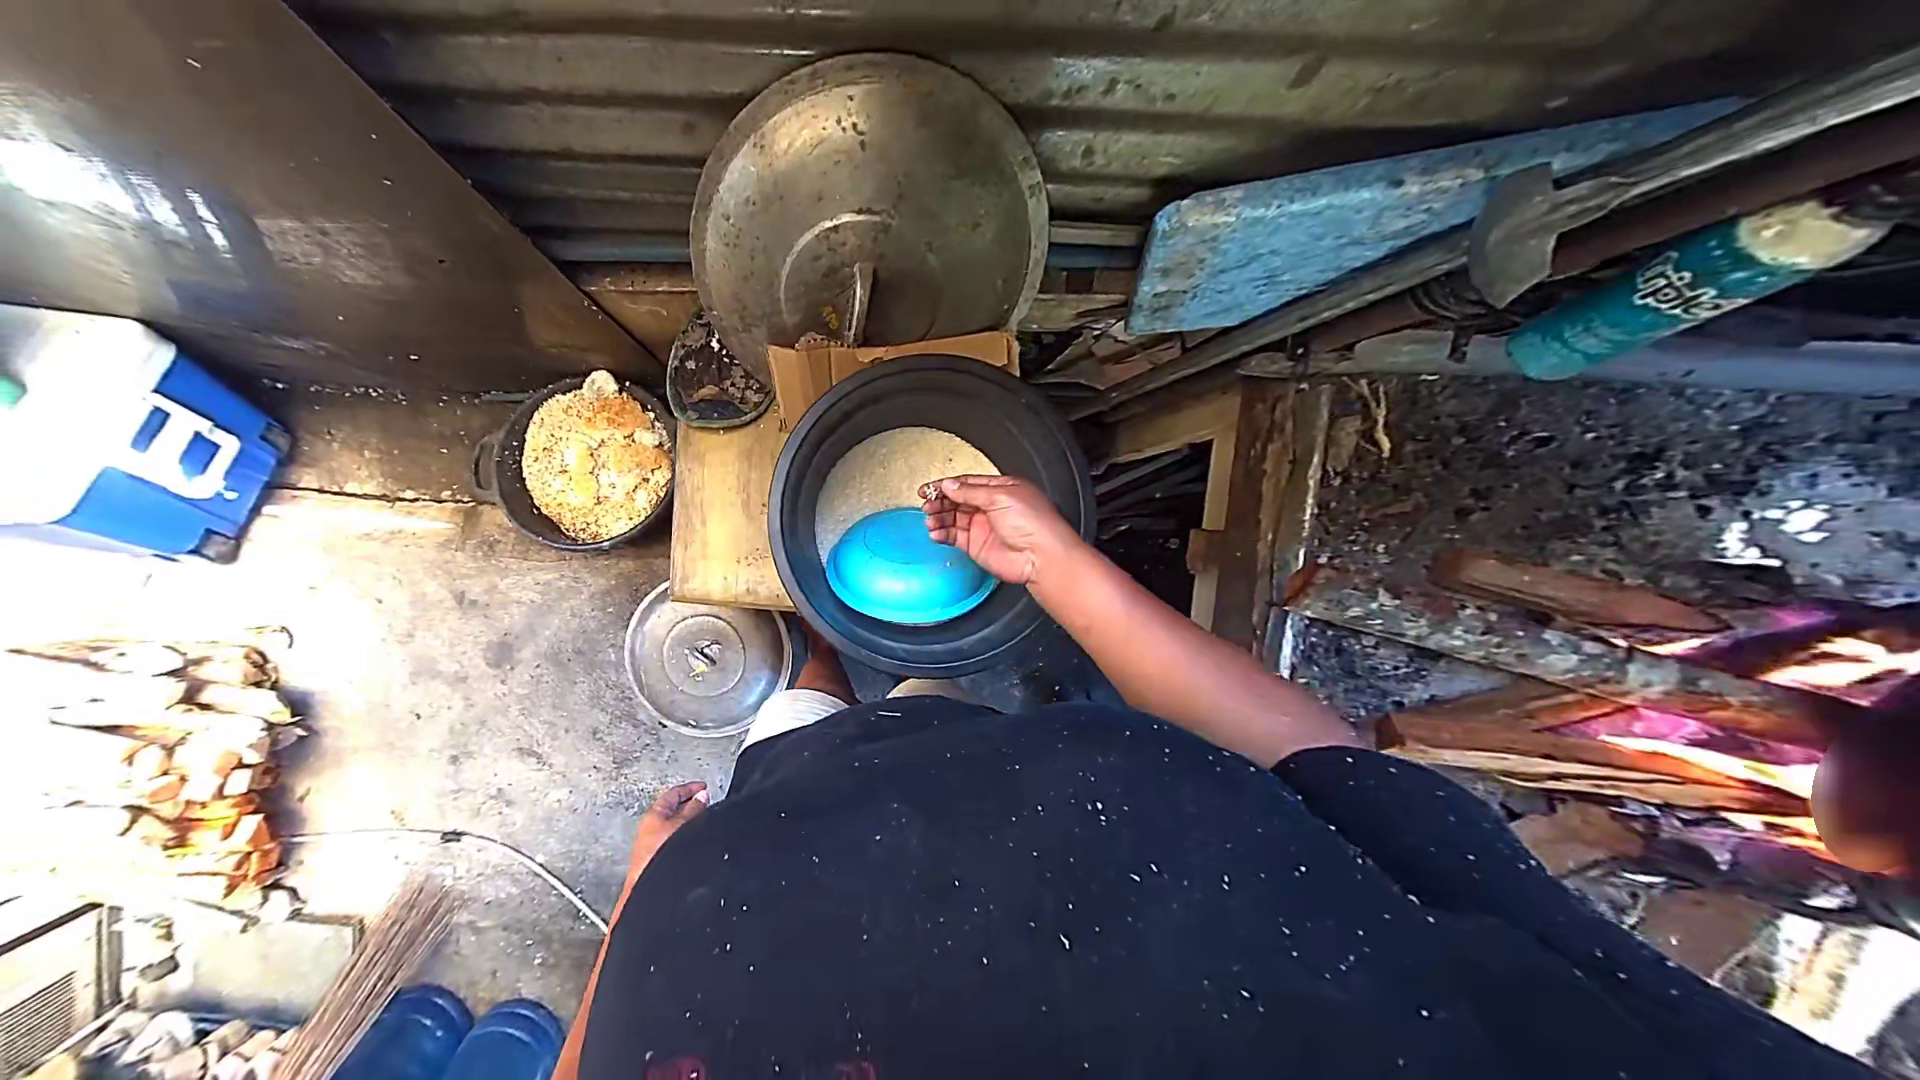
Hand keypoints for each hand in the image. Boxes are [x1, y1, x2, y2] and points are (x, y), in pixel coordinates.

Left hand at [625, 781, 708, 886]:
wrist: (650, 886)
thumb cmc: (660, 855)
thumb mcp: (684, 824)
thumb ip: (695, 808)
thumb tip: (702, 796)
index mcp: (653, 815)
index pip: (673, 794)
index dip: (690, 789)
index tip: (703, 787)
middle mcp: (649, 827)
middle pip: (672, 808)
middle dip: (690, 804)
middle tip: (705, 801)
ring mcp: (651, 843)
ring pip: (673, 824)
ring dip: (688, 820)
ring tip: (702, 820)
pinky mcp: (655, 857)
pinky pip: (672, 837)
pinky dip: (684, 834)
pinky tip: (692, 839)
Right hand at [920, 475, 1081, 586]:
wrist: (1042, 556)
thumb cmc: (1034, 523)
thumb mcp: (1000, 497)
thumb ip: (971, 491)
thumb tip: (949, 485)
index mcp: (1000, 489)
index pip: (966, 483)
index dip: (946, 485)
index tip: (929, 488)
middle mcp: (991, 506)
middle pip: (957, 500)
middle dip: (939, 501)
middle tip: (926, 504)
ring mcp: (983, 526)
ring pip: (953, 518)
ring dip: (939, 517)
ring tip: (929, 519)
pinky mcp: (977, 545)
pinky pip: (954, 537)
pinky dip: (942, 534)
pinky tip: (935, 533)